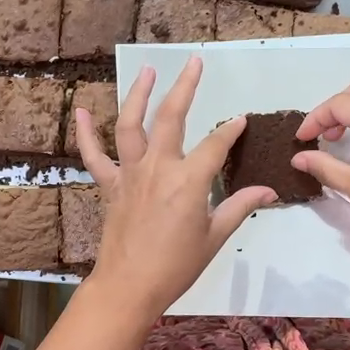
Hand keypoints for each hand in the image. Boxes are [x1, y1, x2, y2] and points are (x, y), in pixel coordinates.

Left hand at [75, 58, 275, 314]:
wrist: (129, 286)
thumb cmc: (176, 266)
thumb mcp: (214, 238)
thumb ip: (239, 208)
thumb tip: (268, 191)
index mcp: (189, 181)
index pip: (215, 144)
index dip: (230, 131)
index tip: (241, 120)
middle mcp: (158, 168)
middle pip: (171, 117)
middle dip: (185, 87)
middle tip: (194, 62)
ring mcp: (130, 174)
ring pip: (130, 125)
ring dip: (138, 94)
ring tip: (147, 70)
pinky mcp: (109, 186)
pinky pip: (95, 156)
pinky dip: (85, 134)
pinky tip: (81, 111)